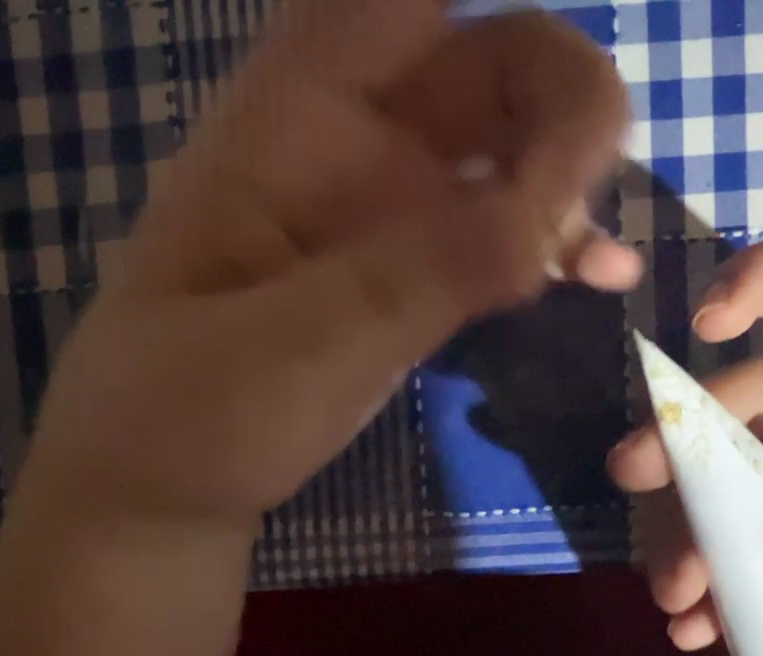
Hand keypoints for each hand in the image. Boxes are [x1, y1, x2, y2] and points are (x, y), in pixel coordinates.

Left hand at [29, 0, 641, 527]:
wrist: (159, 500)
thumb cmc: (185, 418)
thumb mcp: (290, 348)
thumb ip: (413, 282)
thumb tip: (549, 224)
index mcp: (289, 123)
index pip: (385, 4)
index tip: (556, 76)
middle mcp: (349, 150)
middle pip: (476, 69)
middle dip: (556, 101)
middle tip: (599, 176)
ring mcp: (386, 221)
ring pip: (502, 154)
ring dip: (568, 176)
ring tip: (602, 256)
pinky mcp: (409, 287)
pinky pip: (495, 240)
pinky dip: (546, 248)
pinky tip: (592, 281)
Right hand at [607, 241, 762, 650]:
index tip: (706, 320)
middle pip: (733, 400)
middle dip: (676, 433)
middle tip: (630, 471)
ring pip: (706, 483)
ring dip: (680, 534)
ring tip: (678, 595)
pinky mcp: (758, 546)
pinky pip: (711, 552)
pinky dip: (696, 590)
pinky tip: (696, 628)